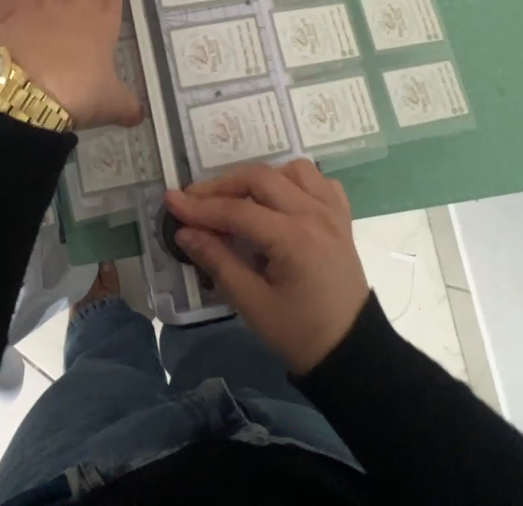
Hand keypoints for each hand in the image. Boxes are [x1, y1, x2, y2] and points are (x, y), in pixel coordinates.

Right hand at [165, 160, 369, 373]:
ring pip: (291, 170)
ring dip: (259, 178)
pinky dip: (294, 182)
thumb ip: (218, 261)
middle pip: (260, 178)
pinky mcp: (342, 218)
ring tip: (238, 201)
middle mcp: (315, 214)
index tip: (170, 202)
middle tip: (195, 201)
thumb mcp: (252, 304)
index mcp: (294, 239)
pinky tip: (279, 201)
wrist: (351, 353)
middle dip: (222, 186)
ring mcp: (332, 212)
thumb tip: (185, 232)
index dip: (199, 207)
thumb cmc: (299, 334)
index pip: (237, 211)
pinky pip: (318, 182)